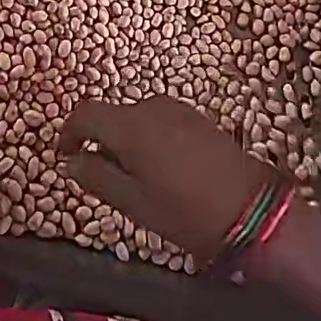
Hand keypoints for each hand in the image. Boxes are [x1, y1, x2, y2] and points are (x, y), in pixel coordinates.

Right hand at [57, 96, 277, 259]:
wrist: (254, 210)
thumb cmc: (188, 212)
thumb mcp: (135, 203)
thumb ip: (97, 177)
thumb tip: (71, 161)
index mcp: (130, 126)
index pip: (85, 113)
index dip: (69, 132)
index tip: (65, 154)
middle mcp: (150, 107)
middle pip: (110, 116)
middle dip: (100, 142)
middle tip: (104, 178)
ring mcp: (175, 109)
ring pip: (134, 119)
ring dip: (125, 141)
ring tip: (137, 179)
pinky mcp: (194, 116)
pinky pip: (157, 120)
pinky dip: (147, 138)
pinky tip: (162, 169)